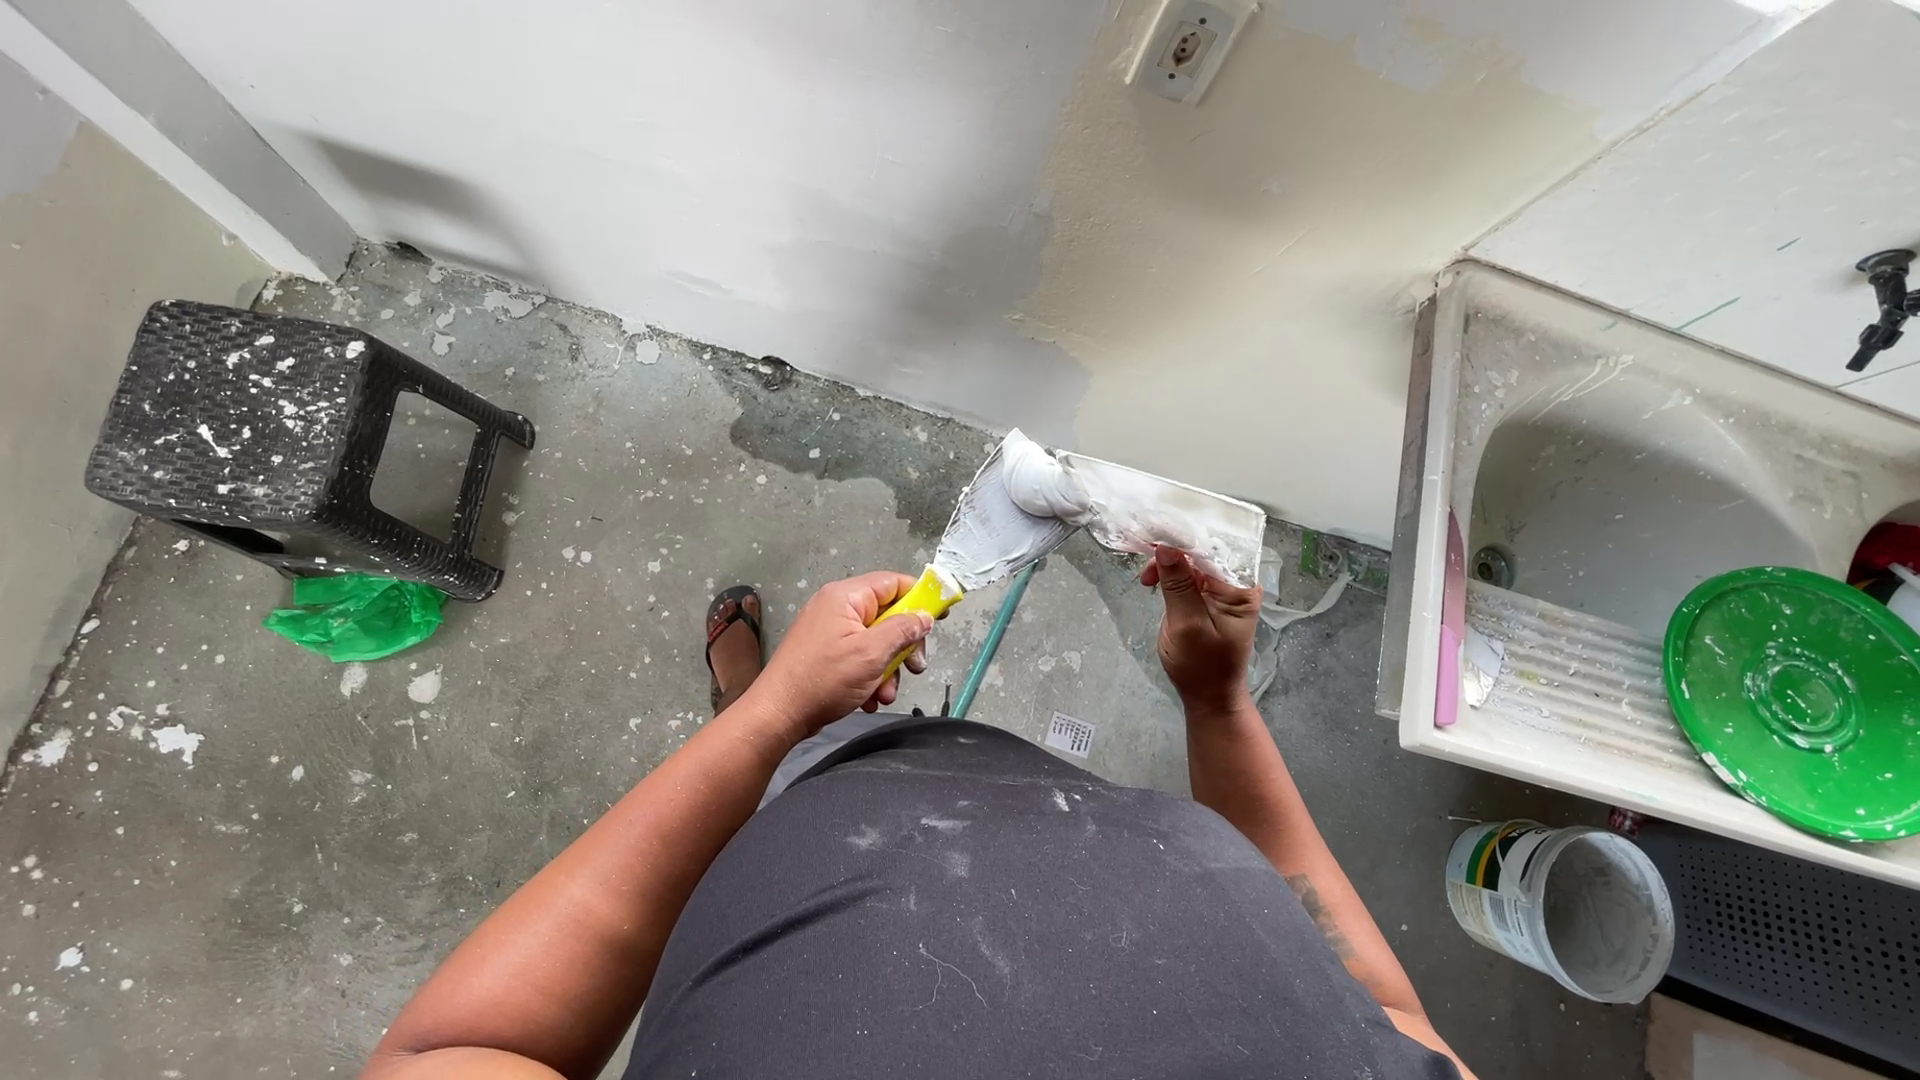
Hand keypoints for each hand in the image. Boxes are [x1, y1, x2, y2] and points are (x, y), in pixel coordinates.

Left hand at [736, 571, 933, 737]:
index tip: (941, 616)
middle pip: (888, 614)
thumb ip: (903, 630)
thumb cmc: (822, 680)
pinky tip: (867, 698)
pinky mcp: (826, 652)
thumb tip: (925, 616)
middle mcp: (837, 607)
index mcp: (846, 597)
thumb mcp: (871, 654)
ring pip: (877, 641)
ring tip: (883, 693)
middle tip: (914, 669)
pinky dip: (870, 676)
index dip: (920, 597)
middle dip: (903, 645)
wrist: (777, 715)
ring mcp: (830, 630)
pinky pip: (860, 656)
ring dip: (887, 669)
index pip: (894, 582)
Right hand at [1140, 544, 1261, 711]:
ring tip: (1146, 575)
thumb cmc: (1202, 667)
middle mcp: (1234, 581)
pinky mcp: (1205, 594)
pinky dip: (1166, 570)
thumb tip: (1166, 547)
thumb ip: (1178, 585)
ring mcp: (1220, 587)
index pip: (1215, 547)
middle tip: (1142, 543)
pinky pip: (1185, 572)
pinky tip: (1150, 578)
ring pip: (1190, 558)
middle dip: (1172, 543)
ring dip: (1165, 559)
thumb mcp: (1187, 626)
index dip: (1186, 534)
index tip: (1156, 526)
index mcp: (1240, 586)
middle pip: (1203, 547)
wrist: (1207, 695)